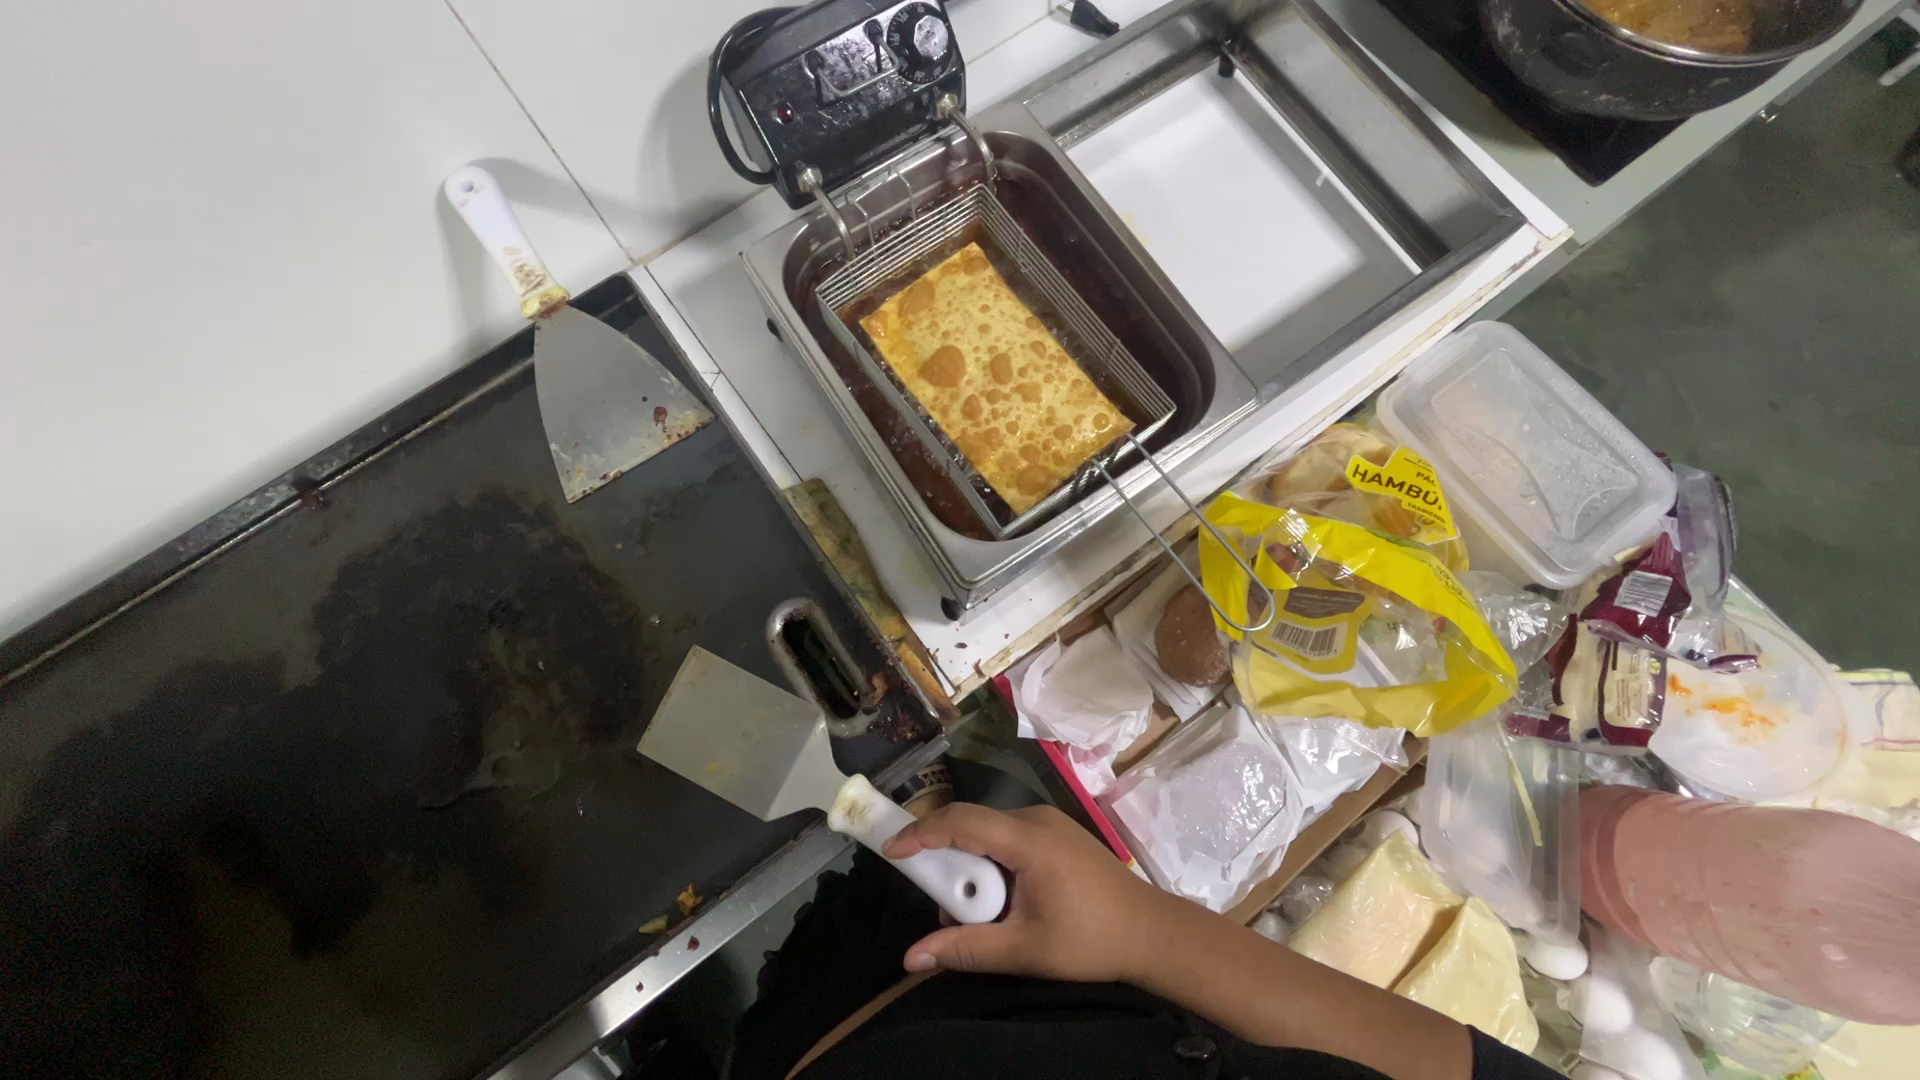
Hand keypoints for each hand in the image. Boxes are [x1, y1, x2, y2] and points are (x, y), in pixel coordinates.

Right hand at [881, 803, 1186, 981]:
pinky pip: (1009, 835)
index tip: (891, 850)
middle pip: (974, 824)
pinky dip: (993, 859)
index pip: (962, 821)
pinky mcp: (1057, 831)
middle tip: (939, 898)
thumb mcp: (1025, 950)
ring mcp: (1050, 822)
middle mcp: (1037, 819)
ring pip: (991, 830)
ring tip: (973, 907)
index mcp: (1029, 840)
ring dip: (972, 862)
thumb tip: (911, 959)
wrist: (1152, 931)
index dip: (922, 832)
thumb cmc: (1091, 940)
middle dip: (947, 856)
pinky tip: (999, 896)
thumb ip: (966, 949)